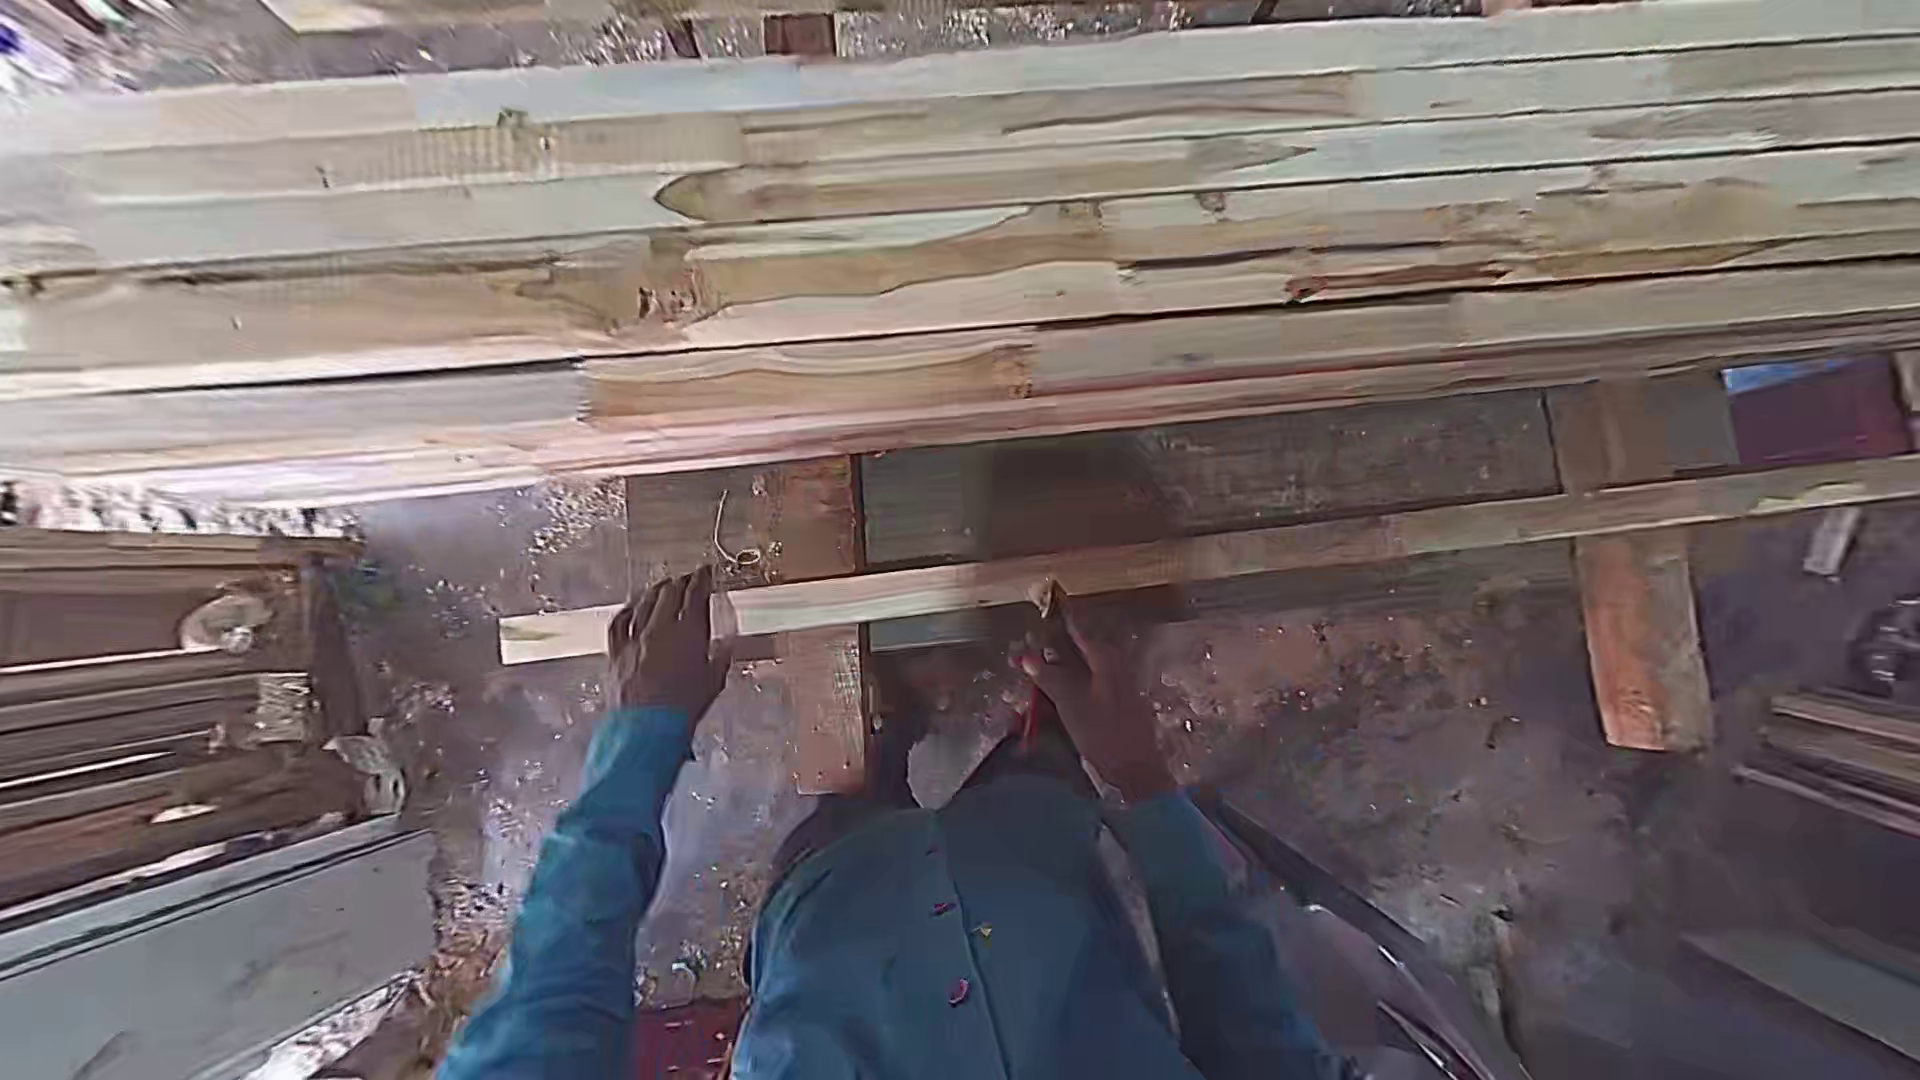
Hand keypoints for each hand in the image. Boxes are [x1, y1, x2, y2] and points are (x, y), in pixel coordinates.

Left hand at [606, 566, 733, 725]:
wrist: (646, 730)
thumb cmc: (683, 708)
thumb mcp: (714, 680)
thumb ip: (720, 655)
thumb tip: (726, 644)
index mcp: (689, 633)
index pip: (697, 595)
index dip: (703, 579)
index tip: (707, 572)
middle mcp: (661, 629)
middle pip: (671, 593)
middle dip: (682, 581)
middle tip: (690, 578)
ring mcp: (635, 639)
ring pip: (646, 603)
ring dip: (657, 590)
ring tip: (665, 585)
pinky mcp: (617, 653)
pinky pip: (620, 622)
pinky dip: (629, 610)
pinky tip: (632, 606)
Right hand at [1017, 584, 1174, 802]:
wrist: (1137, 771)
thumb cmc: (1103, 734)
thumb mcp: (1071, 705)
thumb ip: (1049, 678)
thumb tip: (1027, 656)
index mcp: (1107, 663)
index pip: (1083, 634)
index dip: (1066, 623)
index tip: (1052, 611)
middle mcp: (1117, 670)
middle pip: (1088, 650)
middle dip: (1065, 645)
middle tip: (1043, 642)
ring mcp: (1122, 689)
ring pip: (1092, 668)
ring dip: (1070, 665)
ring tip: (1049, 666)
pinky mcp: (1121, 706)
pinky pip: (1096, 684)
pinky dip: (1079, 682)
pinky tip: (1067, 692)